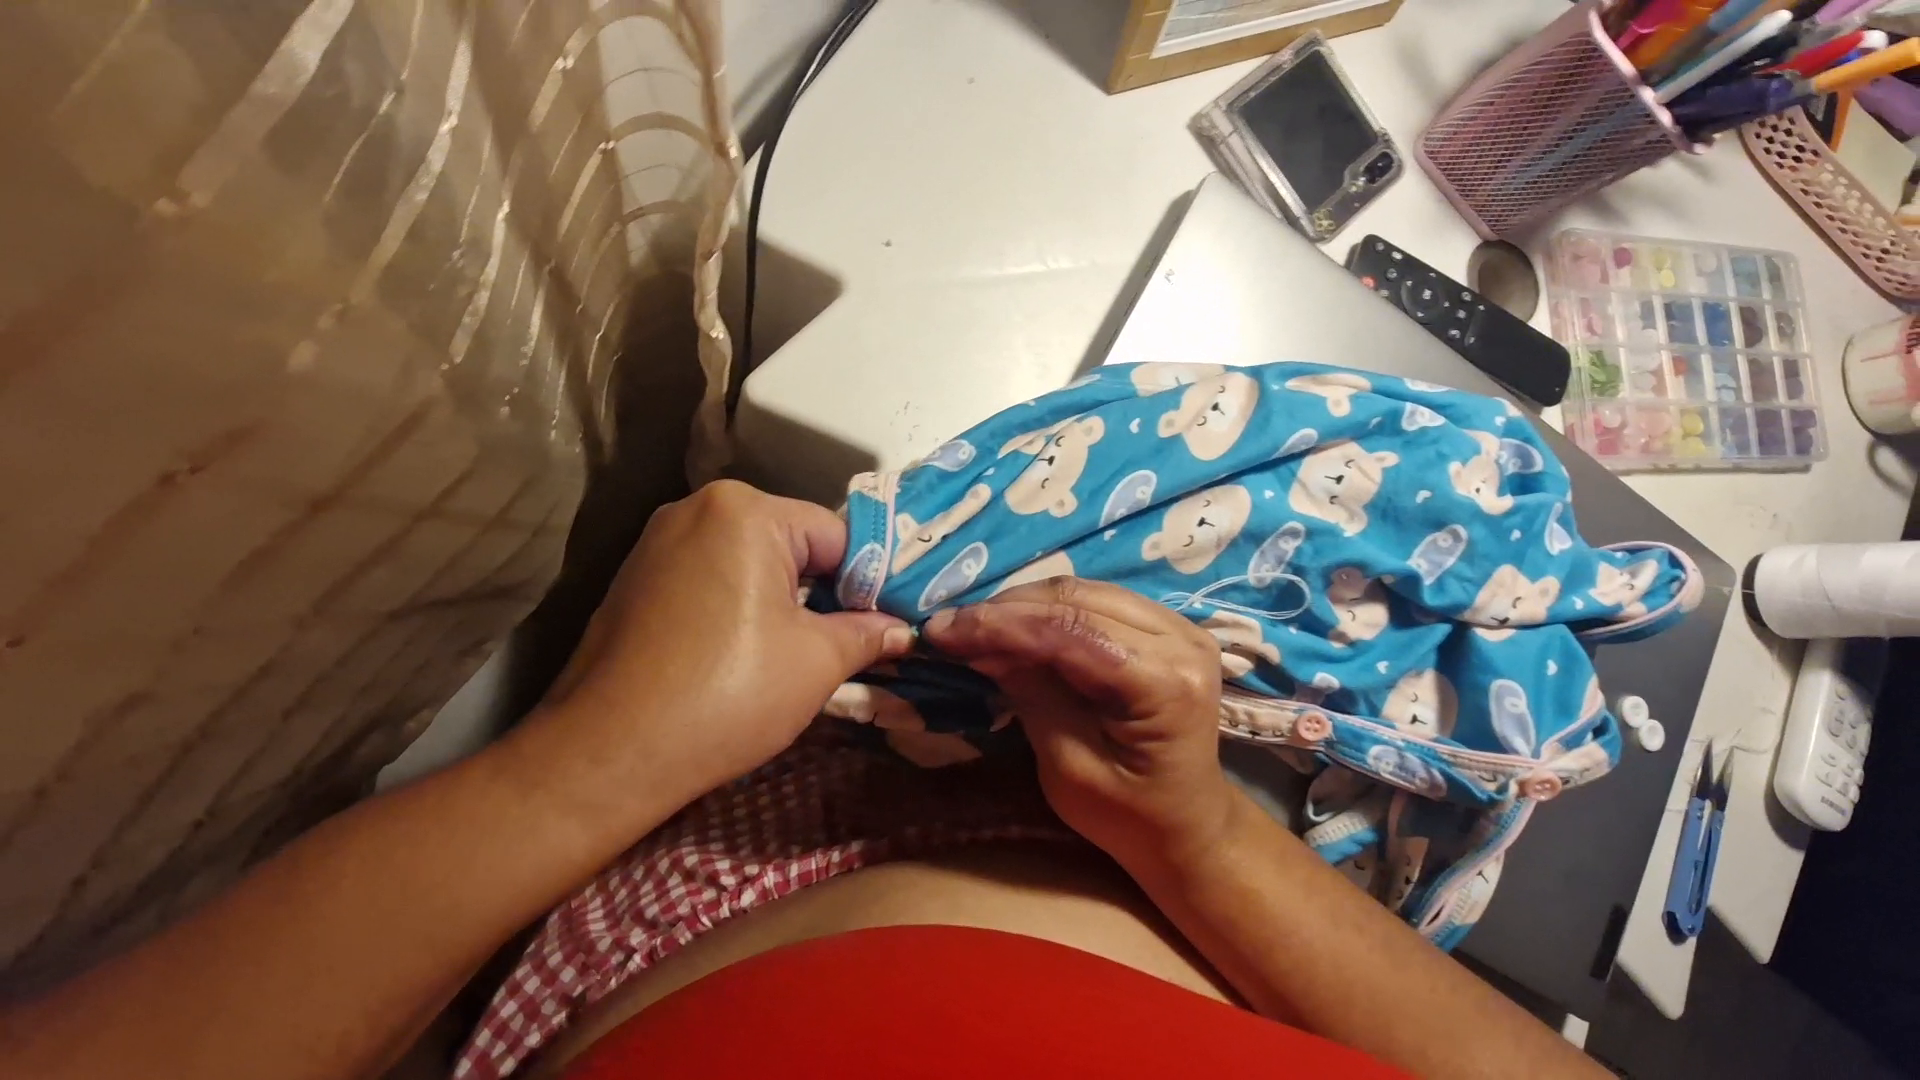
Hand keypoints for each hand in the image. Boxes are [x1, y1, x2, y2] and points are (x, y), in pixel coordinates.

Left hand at [533, 481, 912, 806]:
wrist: (608, 755)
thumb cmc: (727, 694)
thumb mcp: (817, 662)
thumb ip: (868, 634)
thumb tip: (902, 630)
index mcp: (744, 510)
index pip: (835, 535)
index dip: (866, 583)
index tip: (882, 628)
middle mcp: (696, 509)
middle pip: (791, 545)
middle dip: (821, 594)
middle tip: (844, 647)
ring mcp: (657, 544)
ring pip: (751, 565)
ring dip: (781, 605)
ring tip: (795, 659)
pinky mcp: (635, 580)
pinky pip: (711, 581)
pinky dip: (738, 610)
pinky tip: (741, 658)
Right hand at [922, 578, 1236, 876]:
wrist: (1187, 825)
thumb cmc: (1128, 816)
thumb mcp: (1068, 769)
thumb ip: (1031, 695)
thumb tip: (979, 644)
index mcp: (1166, 685)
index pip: (1070, 633)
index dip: (1000, 625)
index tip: (942, 630)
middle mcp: (1182, 641)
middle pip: (1078, 600)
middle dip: (1006, 609)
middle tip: (950, 627)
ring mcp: (1181, 626)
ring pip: (1084, 590)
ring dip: (1024, 604)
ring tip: (975, 625)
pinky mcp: (1168, 624)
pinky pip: (1097, 599)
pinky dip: (1049, 609)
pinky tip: (1015, 623)